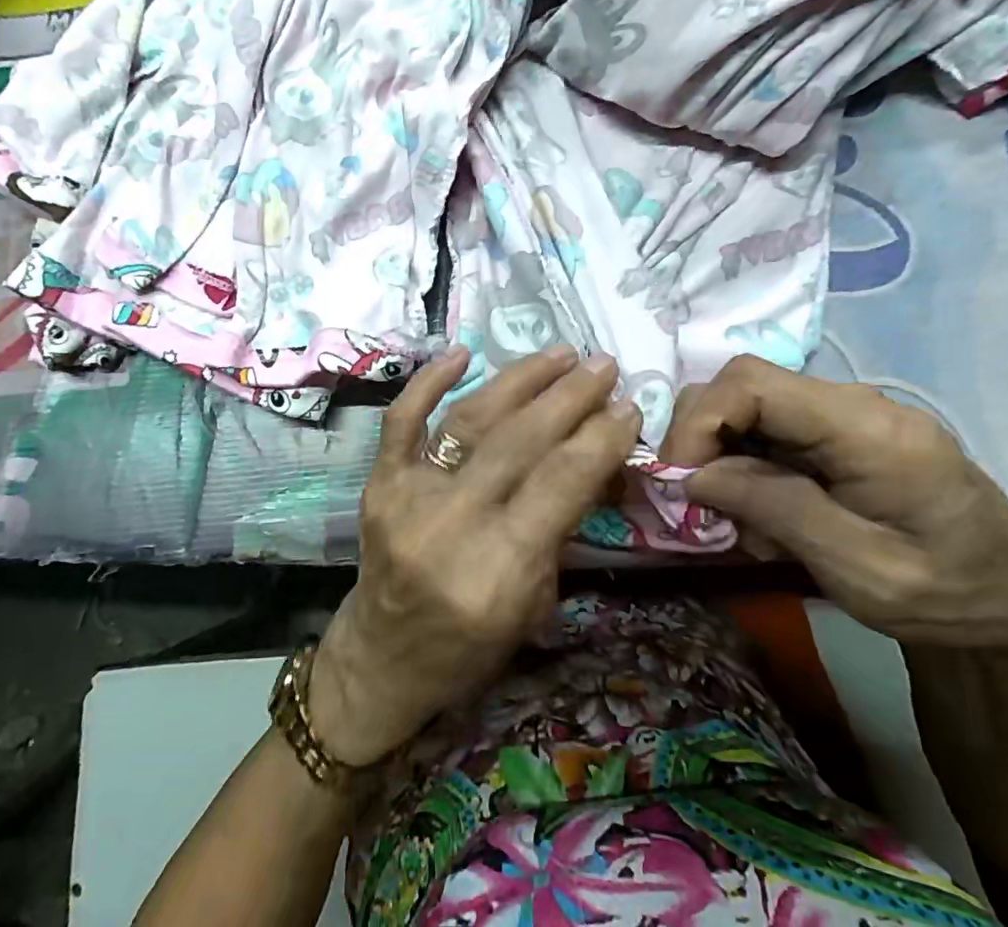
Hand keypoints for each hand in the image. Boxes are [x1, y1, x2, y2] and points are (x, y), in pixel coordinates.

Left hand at [309, 344, 641, 765]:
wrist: (383, 655)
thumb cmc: (469, 645)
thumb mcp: (533, 604)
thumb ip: (559, 530)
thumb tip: (592, 458)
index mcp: (497, 568)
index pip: (560, 482)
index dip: (600, 439)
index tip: (629, 407)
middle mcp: (450, 523)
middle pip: (519, 443)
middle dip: (569, 398)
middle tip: (603, 366)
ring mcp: (406, 496)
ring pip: (469, 421)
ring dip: (518, 381)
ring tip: (559, 354)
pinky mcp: (378, 483)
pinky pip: (400, 421)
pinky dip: (428, 382)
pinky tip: (462, 352)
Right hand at [662, 355, 1007, 647]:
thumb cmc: (946, 595)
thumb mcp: (859, 566)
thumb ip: (776, 508)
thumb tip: (691, 474)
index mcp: (868, 429)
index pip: (750, 383)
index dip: (698, 422)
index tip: (681, 480)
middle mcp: (852, 405)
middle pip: (739, 384)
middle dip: (700, 439)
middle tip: (697, 503)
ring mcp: (842, 416)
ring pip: (743, 407)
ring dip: (719, 458)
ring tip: (737, 520)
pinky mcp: (833, 434)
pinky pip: (762, 430)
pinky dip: (740, 467)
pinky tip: (760, 514)